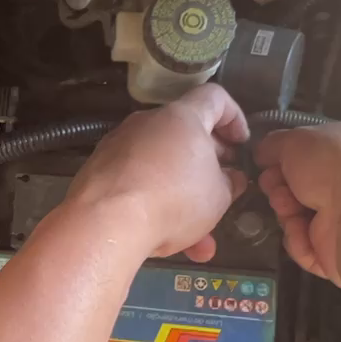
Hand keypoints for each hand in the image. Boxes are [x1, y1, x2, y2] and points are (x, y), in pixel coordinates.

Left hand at [62, 84, 249, 261]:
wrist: (105, 222)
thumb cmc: (174, 199)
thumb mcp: (218, 196)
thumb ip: (229, 182)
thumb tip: (231, 177)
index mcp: (181, 117)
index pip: (215, 97)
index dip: (234, 117)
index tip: (242, 144)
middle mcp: (146, 123)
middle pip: (184, 135)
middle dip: (207, 164)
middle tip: (222, 187)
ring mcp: (118, 147)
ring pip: (161, 169)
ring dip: (182, 199)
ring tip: (199, 240)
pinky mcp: (99, 172)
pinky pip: (136, 185)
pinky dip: (153, 207)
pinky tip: (164, 243)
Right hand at [254, 120, 340, 283]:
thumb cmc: (335, 163)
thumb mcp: (296, 139)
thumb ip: (275, 144)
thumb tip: (263, 152)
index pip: (314, 153)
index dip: (285, 159)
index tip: (267, 164)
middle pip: (302, 187)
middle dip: (281, 187)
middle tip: (274, 187)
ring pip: (301, 216)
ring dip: (287, 212)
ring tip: (289, 209)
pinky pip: (307, 246)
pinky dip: (298, 239)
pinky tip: (302, 231)